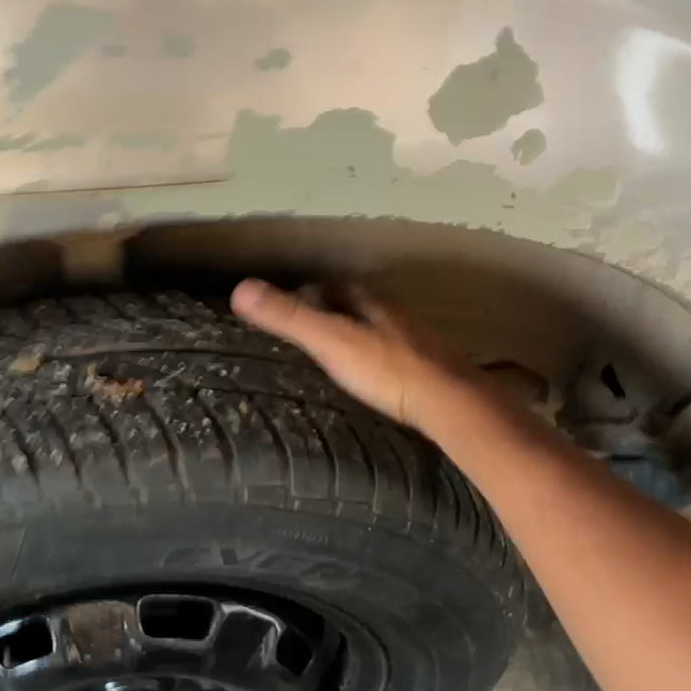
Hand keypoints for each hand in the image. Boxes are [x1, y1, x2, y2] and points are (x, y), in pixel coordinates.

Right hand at [231, 278, 473, 431]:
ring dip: (355, 336)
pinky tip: (367, 379)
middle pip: (356, 307)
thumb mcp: (329, 341)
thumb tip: (240, 290)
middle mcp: (394, 315)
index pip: (332, 288)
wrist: (450, 402)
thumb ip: (289, 318)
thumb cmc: (387, 369)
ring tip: (330, 355)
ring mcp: (415, 342)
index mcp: (369, 303)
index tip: (285, 307)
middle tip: (304, 331)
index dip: (307, 294)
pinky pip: (393, 357)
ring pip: (377, 331)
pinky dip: (374, 361)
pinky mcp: (428, 370)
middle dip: (331, 313)